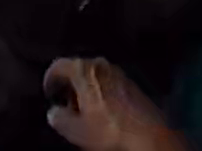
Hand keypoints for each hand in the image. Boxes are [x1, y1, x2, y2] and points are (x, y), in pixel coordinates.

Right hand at [43, 57, 186, 150]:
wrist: (153, 138)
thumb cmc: (110, 130)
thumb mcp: (77, 130)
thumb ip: (59, 118)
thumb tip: (53, 112)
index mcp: (82, 68)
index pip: (57, 66)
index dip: (50, 80)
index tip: (49, 94)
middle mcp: (99, 63)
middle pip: (76, 70)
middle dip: (70, 86)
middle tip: (67, 105)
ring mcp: (118, 73)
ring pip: (94, 77)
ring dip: (87, 91)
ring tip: (87, 112)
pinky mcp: (133, 85)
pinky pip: (109, 84)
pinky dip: (103, 94)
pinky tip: (106, 113)